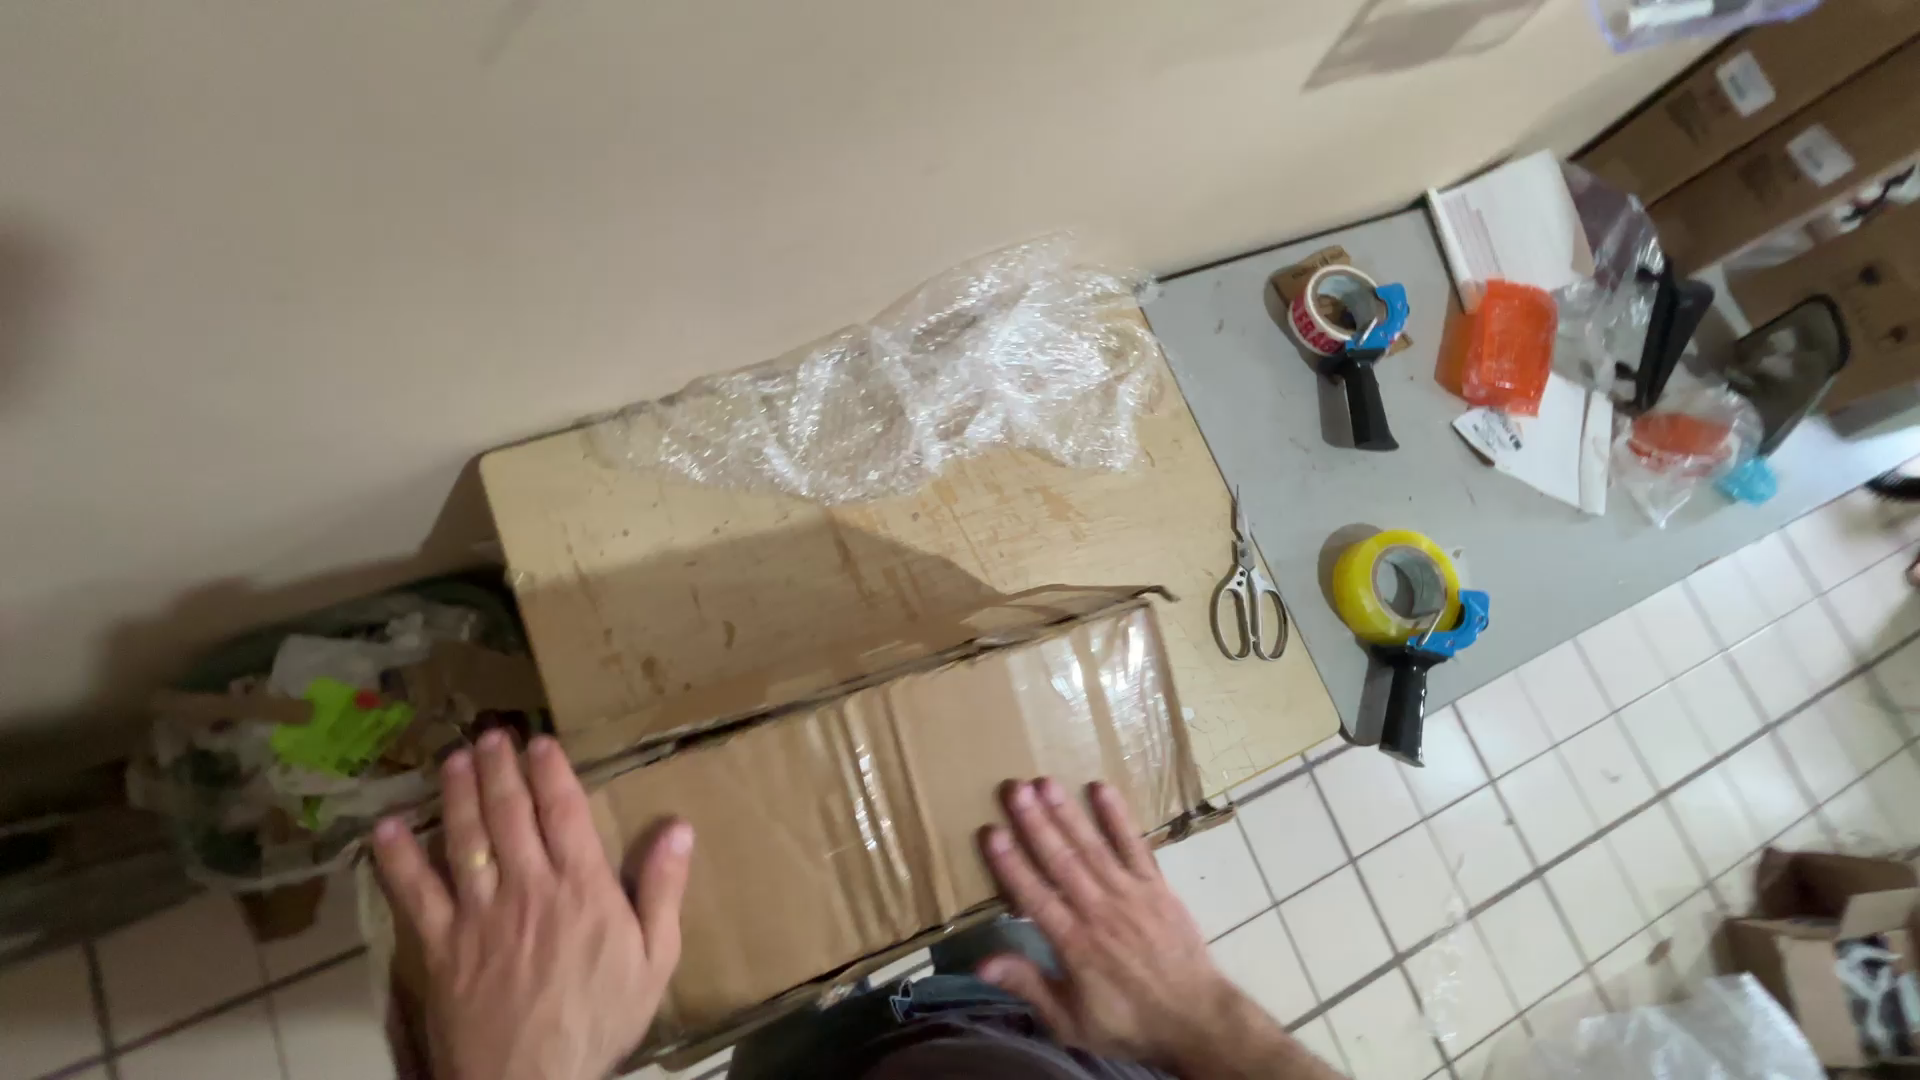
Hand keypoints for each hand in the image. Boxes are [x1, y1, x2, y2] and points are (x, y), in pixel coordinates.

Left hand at [373, 730, 693, 1079]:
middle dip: (500, 770)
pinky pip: (416, 895)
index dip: (551, 772)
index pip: (564, 813)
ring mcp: (479, 916)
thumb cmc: (601, 1017)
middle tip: (491, 733)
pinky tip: (387, 830)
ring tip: (453, 758)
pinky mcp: (442, 948)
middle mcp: (528, 888)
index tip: (541, 742)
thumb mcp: (656, 957)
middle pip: (510, 815)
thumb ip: (663, 889)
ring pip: (465, 841)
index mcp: (582, 887)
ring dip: (458, 795)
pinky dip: (399, 860)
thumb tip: (679, 827)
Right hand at [979, 778, 1333, 1079]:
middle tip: (1014, 789)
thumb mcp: (1071, 1021)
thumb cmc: (1129, 1022)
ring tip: (1045, 782)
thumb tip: (981, 964)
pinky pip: (1134, 845)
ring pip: (1092, 846)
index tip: (991, 832)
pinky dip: (1118, 816)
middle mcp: (1100, 911)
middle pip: (1062, 861)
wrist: (1198, 1020)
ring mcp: (1130, 893)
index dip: (1011, 865)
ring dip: (1067, 813)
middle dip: (1035, 823)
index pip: (1036, 897)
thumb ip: (1028, 985)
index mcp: (1075, 944)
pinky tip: (1100, 788)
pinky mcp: (1155, 884)